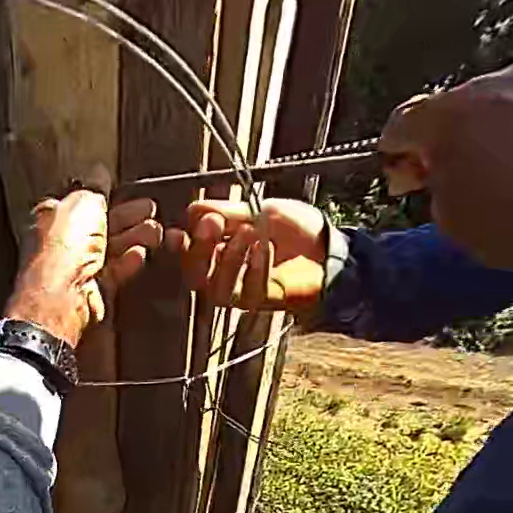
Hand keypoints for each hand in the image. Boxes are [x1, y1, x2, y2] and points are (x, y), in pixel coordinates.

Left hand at [4, 190, 162, 345]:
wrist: (63, 295)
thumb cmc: (63, 247)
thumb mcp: (84, 201)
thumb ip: (96, 187)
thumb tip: (99, 171)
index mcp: (53, 216)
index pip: (82, 201)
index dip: (106, 194)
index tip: (128, 191)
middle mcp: (64, 243)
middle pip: (102, 226)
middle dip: (128, 217)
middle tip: (150, 210)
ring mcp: (78, 269)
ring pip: (111, 249)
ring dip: (134, 238)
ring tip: (155, 231)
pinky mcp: (93, 291)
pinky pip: (114, 273)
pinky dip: (128, 263)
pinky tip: (140, 254)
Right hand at [163, 197, 328, 312]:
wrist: (331, 249)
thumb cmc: (297, 230)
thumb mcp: (260, 210)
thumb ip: (228, 212)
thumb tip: (193, 209)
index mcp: (218, 251)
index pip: (188, 254)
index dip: (180, 246)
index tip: (180, 231)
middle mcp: (224, 275)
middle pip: (195, 275)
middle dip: (200, 250)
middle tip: (212, 224)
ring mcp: (240, 292)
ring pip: (216, 288)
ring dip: (229, 258)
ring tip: (248, 232)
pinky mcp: (260, 303)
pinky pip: (248, 292)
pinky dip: (255, 268)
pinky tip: (265, 247)